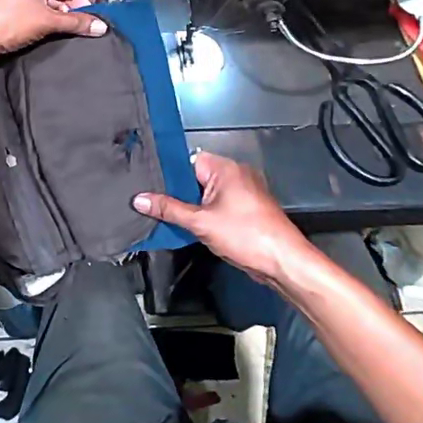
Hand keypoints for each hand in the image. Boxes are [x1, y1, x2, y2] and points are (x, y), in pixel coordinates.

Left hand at [0, 0, 107, 59]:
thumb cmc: (8, 21)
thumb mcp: (47, 22)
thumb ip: (76, 23)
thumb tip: (102, 26)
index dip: (84, 7)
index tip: (89, 27)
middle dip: (66, 14)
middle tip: (73, 35)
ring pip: (41, 4)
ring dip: (50, 20)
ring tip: (54, 37)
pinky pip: (25, 10)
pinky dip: (34, 22)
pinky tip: (35, 36)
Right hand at [133, 152, 316, 289]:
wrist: (282, 261)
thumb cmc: (248, 235)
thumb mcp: (200, 222)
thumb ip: (168, 209)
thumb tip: (140, 199)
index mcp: (225, 168)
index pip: (186, 161)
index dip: (168, 174)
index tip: (147, 185)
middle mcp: (235, 174)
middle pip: (195, 178)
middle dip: (177, 194)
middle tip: (153, 205)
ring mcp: (242, 192)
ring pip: (205, 195)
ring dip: (191, 207)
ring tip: (170, 218)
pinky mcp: (245, 210)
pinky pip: (217, 206)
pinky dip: (204, 215)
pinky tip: (191, 228)